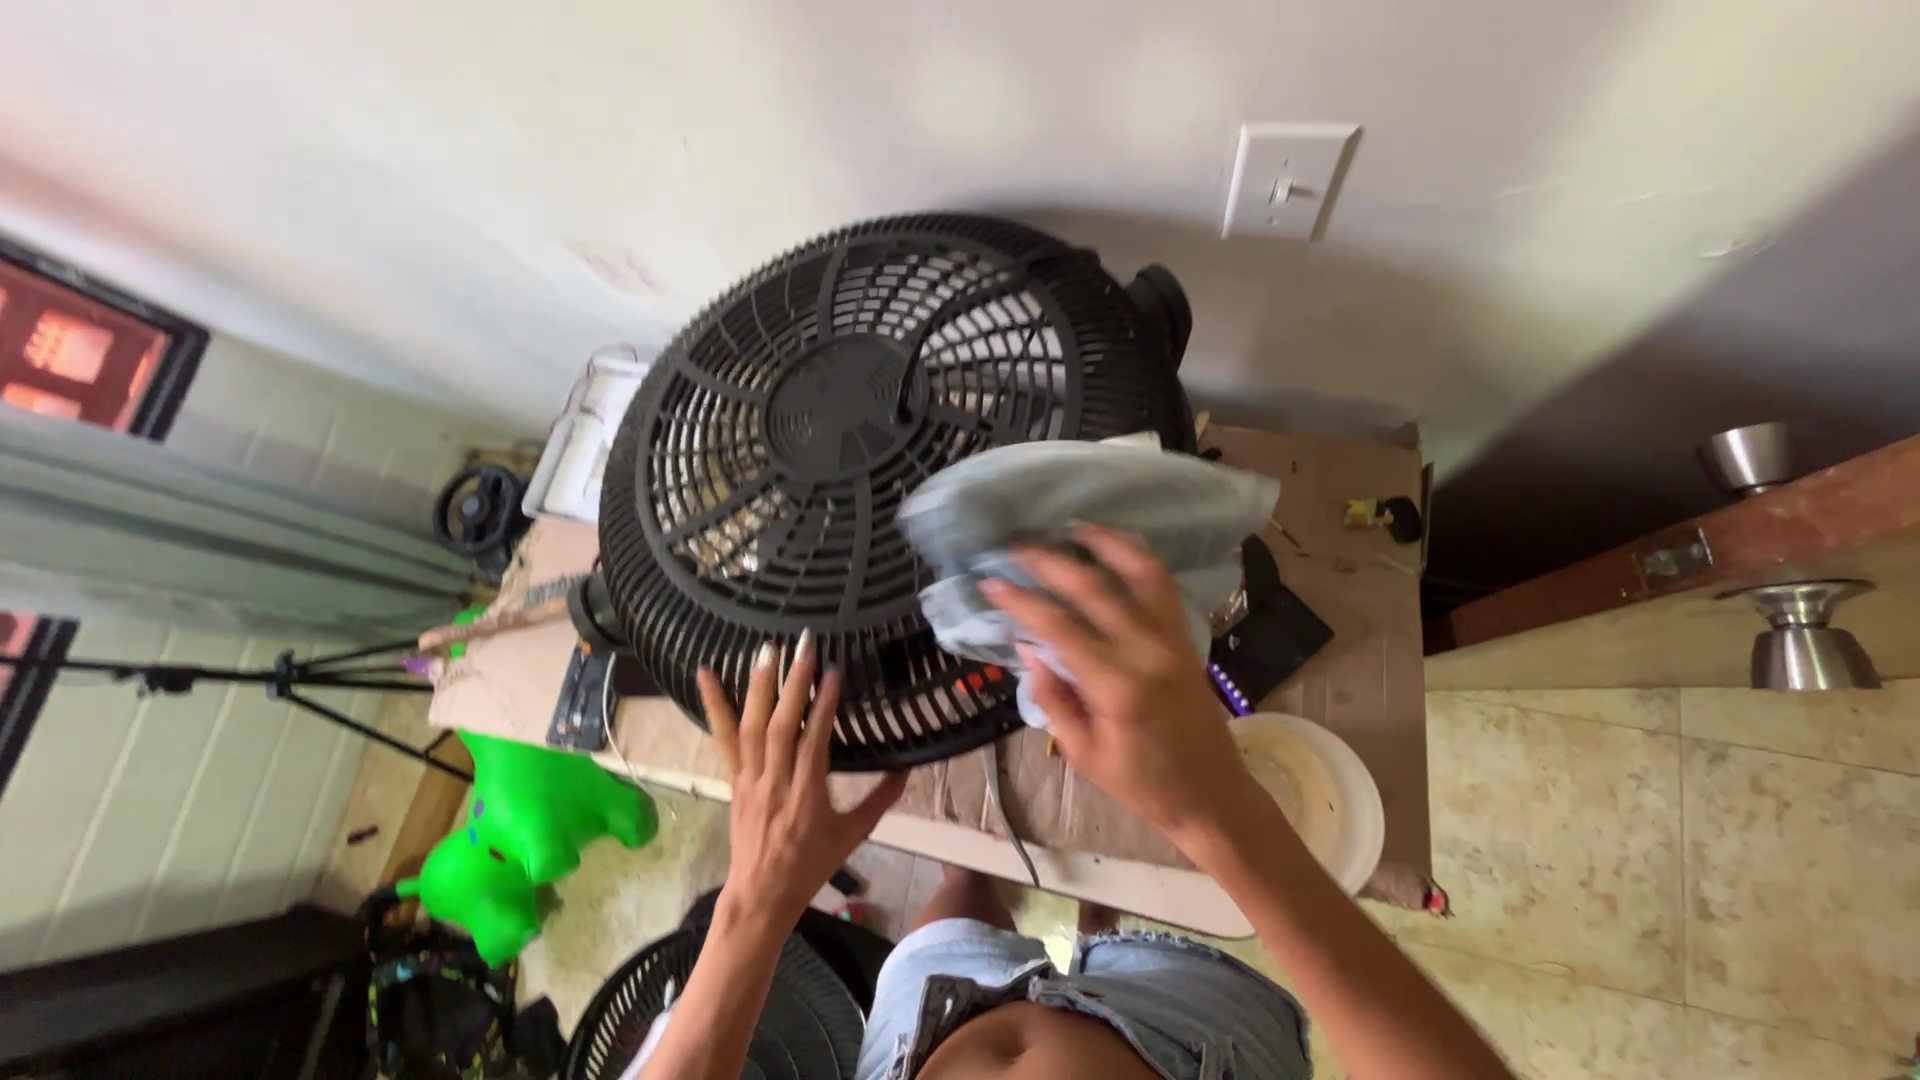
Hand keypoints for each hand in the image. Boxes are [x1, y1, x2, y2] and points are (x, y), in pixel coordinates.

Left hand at [697, 631, 906, 933]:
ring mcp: (749, 778)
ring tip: (767, 649)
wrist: (762, 894)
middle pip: (780, 725)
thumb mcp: (854, 835)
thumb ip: (881, 799)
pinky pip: (723, 737)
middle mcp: (774, 782)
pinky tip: (706, 673)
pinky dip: (714, 704)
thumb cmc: (811, 865)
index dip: (823, 706)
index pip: (813, 741)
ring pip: (751, 725)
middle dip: (791, 682)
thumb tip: (907, 767)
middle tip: (803, 645)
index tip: (832, 672)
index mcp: (806, 796)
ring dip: (759, 684)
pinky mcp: (734, 778)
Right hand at [980, 525, 1266, 844]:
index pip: (1059, 627)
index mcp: (1117, 686)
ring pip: (1137, 572)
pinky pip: (1162, 584)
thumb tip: (1028, 645)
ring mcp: (1172, 638)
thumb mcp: (1083, 752)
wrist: (1211, 794)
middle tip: (1016, 546)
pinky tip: (1114, 545)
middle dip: (1049, 560)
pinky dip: (1137, 557)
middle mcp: (1148, 651)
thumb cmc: (1141, 784)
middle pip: (1093, 588)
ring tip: (1069, 526)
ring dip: (1102, 542)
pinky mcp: (1185, 637)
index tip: (992, 582)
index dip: (1021, 600)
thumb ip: (1053, 696)